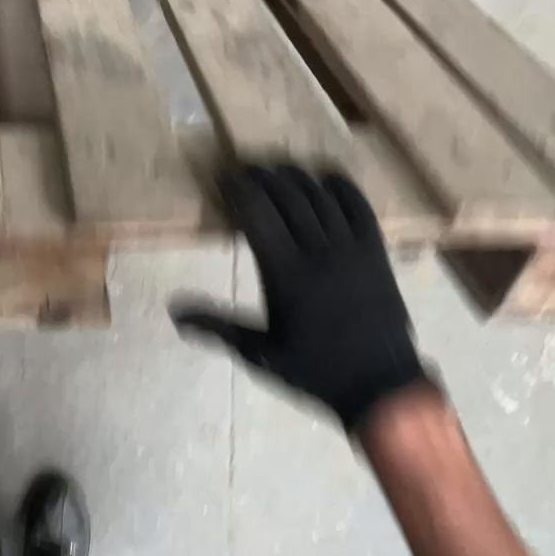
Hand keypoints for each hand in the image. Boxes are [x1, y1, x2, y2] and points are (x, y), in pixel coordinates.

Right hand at [171, 163, 430, 432]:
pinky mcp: (376, 250)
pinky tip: (325, 179)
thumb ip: (216, 326)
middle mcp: (318, 252)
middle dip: (263, 176)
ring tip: (277, 170)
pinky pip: (358, 206)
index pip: (256, 214)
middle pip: (286, 196)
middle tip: (245, 169)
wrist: (381, 385)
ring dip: (296, 177)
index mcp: (285, 274)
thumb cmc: (314, 369)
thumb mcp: (259, 352)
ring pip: (319, 196)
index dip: (238, 190)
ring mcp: (351, 248)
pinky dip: (340, 187)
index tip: (224, 178)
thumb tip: (173, 312)